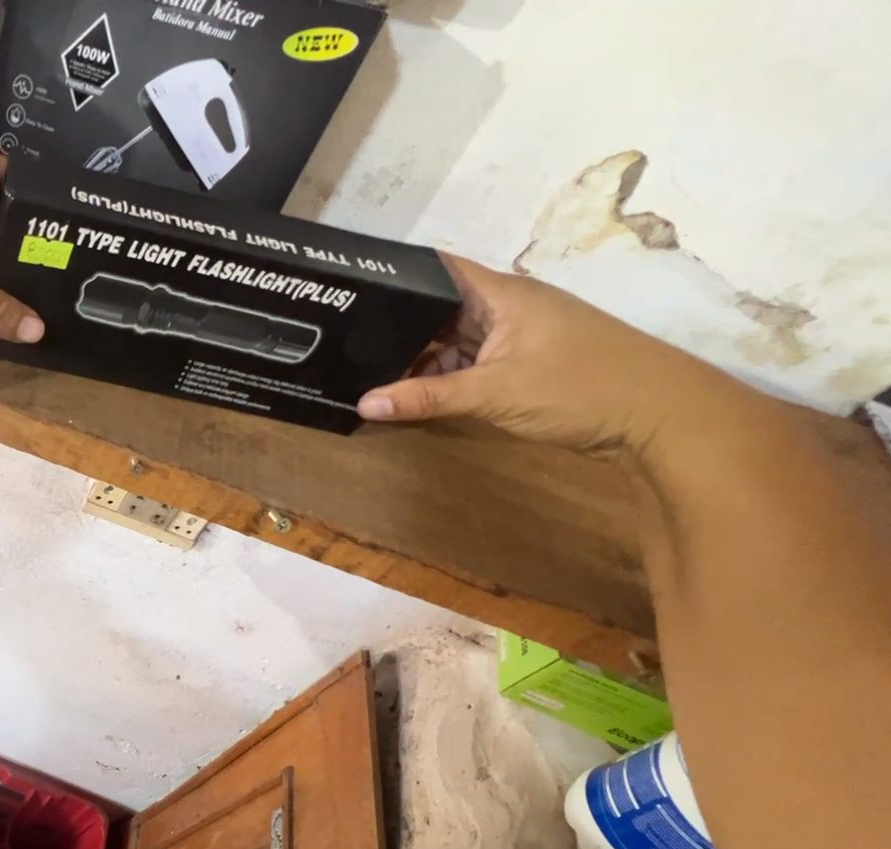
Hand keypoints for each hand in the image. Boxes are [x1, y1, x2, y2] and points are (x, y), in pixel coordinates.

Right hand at [357, 256, 743, 457]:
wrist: (664, 419)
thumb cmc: (582, 387)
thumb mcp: (494, 393)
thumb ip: (426, 397)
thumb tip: (362, 404)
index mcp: (502, 295)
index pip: (438, 269)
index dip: (397, 274)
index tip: (351, 287)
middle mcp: (507, 308)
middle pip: (438, 308)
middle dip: (395, 324)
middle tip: (345, 339)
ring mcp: (516, 338)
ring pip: (451, 340)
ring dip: (416, 357)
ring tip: (365, 370)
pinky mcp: (522, 366)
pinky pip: (468, 364)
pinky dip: (440, 377)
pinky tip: (408, 392)